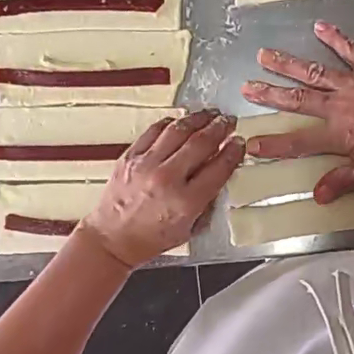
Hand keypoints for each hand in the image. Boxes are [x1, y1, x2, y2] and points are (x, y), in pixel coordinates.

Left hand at [77, 109, 245, 267]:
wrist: (113, 239)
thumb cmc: (151, 238)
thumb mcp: (190, 229)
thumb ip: (208, 201)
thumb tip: (219, 173)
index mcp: (186, 202)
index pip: (218, 168)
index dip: (233, 151)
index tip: (239, 142)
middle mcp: (167, 180)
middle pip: (201, 143)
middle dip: (219, 128)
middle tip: (228, 121)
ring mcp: (146, 165)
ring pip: (178, 130)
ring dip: (198, 119)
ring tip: (209, 114)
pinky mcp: (130, 157)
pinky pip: (153, 131)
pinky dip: (170, 123)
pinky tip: (180, 121)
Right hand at [242, 22, 353, 202]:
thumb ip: (343, 180)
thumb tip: (317, 196)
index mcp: (339, 134)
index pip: (298, 142)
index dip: (274, 145)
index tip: (251, 144)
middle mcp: (339, 105)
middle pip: (297, 100)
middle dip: (269, 94)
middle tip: (246, 87)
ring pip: (314, 72)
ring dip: (288, 64)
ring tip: (265, 55)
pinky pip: (350, 50)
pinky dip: (335, 38)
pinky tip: (319, 27)